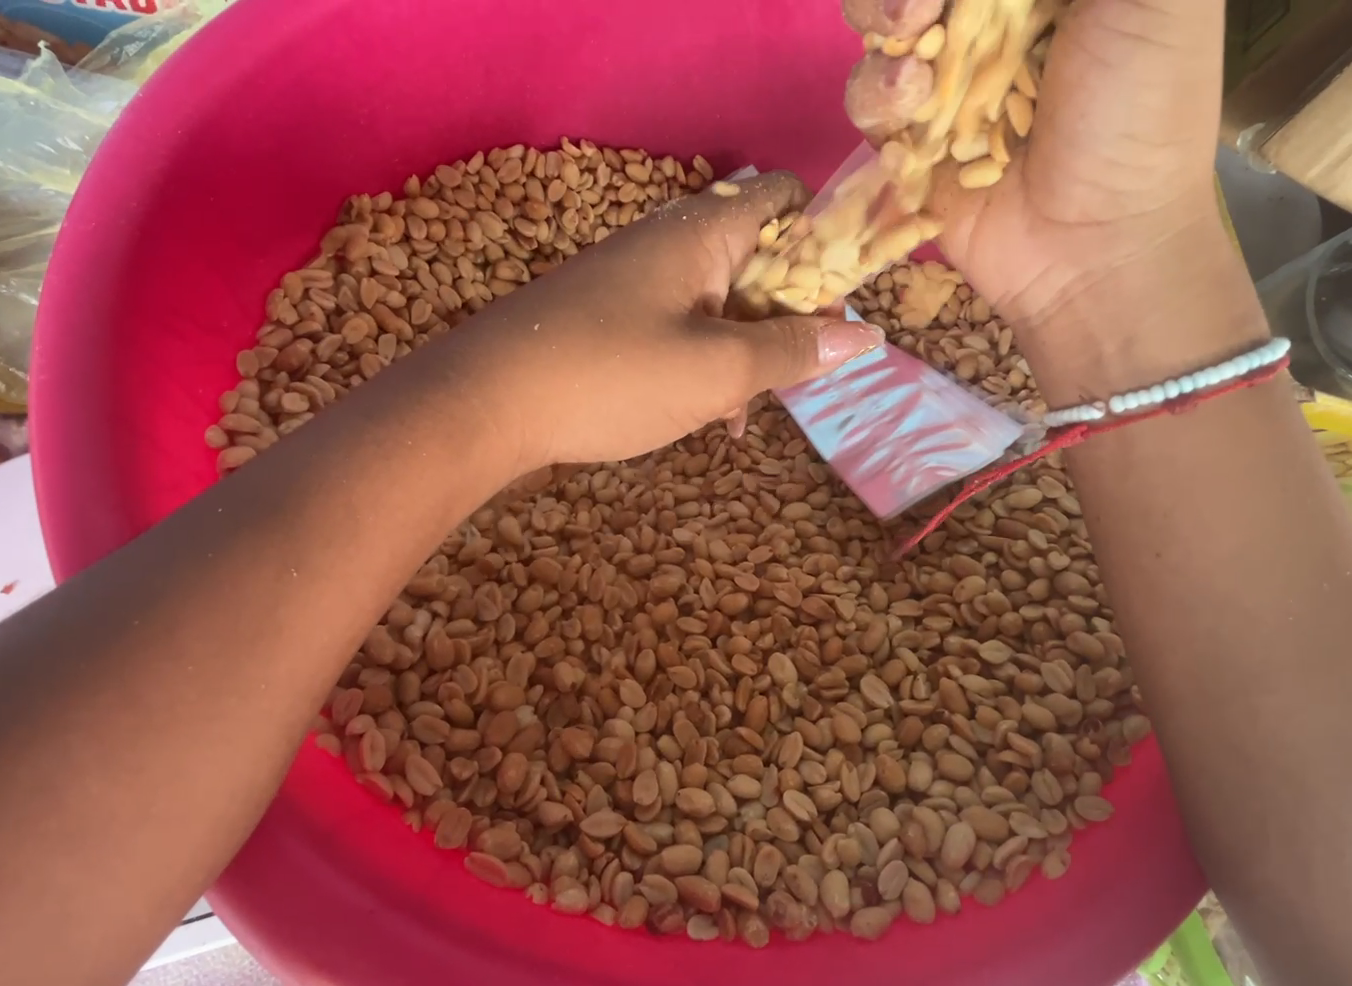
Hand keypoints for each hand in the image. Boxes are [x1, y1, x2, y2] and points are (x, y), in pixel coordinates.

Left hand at [430, 171, 885, 472]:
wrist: (486, 404)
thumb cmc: (611, 377)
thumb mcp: (717, 371)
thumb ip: (792, 350)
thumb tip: (864, 334)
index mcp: (703, 232)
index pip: (784, 200)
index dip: (825, 243)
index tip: (840, 306)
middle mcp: (669, 243)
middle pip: (757, 259)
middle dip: (785, 317)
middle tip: (793, 376)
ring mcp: (635, 282)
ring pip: (719, 306)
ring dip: (743, 355)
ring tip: (741, 415)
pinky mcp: (610, 321)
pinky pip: (679, 331)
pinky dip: (702, 367)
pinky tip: (706, 420)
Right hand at [844, 0, 1244, 387]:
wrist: (1092, 248)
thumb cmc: (1139, 117)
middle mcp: (991, 22)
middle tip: (918, 8)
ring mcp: (945, 80)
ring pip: (880, 22)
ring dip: (883, 25)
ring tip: (916, 65)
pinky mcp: (909, 141)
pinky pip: (869, 95)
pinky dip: (879, 96)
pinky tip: (909, 111)